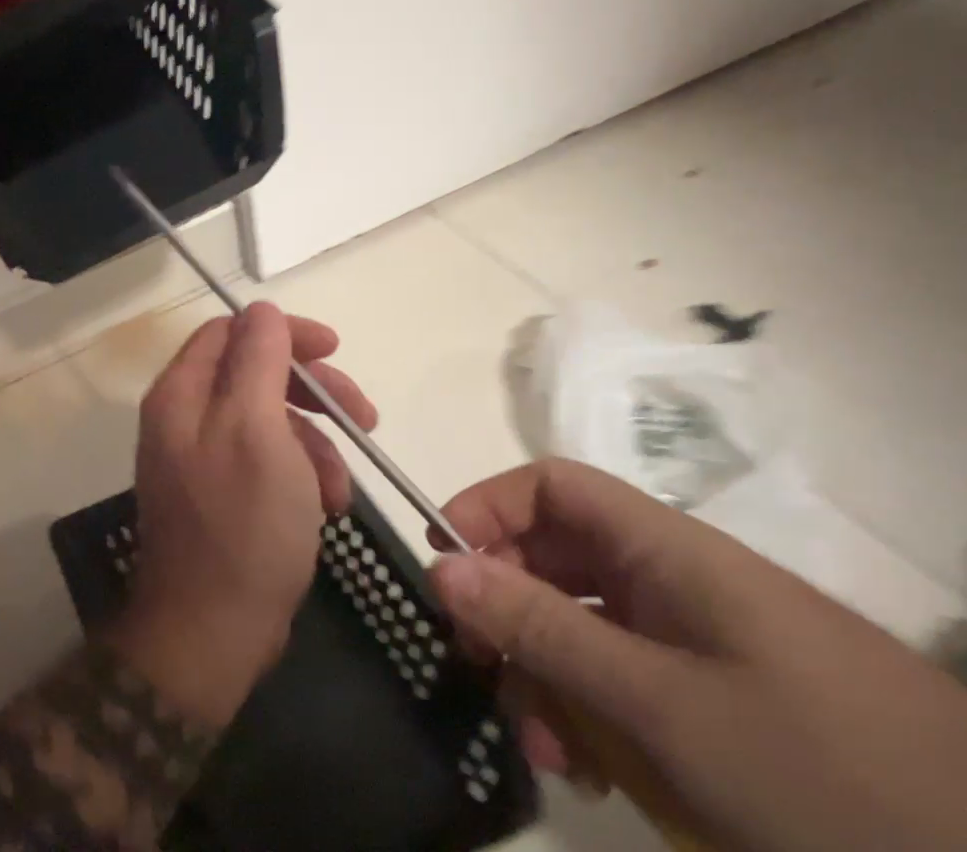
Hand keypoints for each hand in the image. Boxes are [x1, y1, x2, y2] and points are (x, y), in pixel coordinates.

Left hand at [107, 303, 377, 726]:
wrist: (212, 629)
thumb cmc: (242, 526)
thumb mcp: (255, 430)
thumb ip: (256, 361)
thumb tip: (261, 308)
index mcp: (180, 396)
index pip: (229, 333)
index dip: (283, 333)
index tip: (335, 351)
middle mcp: (182, 421)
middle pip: (253, 377)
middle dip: (313, 395)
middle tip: (363, 416)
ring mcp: (199, 462)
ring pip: (269, 425)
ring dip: (316, 447)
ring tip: (339, 489)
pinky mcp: (221, 499)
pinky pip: (268, 466)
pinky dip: (303, 479)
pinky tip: (328, 509)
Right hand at [429, 459, 966, 851]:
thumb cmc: (816, 766)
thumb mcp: (658, 703)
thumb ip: (541, 628)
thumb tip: (440, 565)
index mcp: (671, 554)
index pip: (553, 487)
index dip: (488, 509)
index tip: (443, 569)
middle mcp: (677, 583)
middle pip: (554, 561)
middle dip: (504, 616)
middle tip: (479, 672)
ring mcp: (697, 641)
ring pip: (579, 629)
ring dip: (542, 682)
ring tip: (550, 754)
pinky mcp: (714, 694)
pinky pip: (619, 679)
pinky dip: (587, 716)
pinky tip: (590, 770)